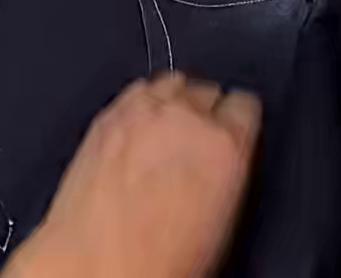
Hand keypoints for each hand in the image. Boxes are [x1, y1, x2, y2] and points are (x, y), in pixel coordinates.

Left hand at [2, 73, 262, 277]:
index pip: (246, 105)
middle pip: (209, 90)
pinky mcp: (112, 110)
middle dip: (204, 115)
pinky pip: (139, 89)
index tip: (229, 136)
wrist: (94, 271)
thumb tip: (224, 155)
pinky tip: (136, 131)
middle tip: (191, 146)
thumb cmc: (162, 263)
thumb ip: (229, 168)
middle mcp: (191, 115)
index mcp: (227, 145)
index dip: (237, 123)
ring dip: (174, 103)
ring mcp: (148, 107)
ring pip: (175, 81)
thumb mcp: (221, 220)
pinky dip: (141, 105)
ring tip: (164, 133)